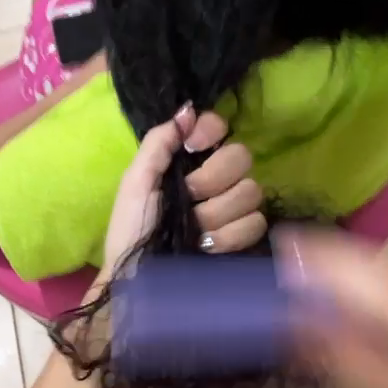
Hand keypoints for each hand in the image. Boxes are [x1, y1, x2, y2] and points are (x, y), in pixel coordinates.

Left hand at [103, 108, 266, 265]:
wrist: (139, 277)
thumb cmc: (132, 227)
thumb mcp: (136, 181)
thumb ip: (158, 142)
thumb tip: (186, 109)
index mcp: (188, 159)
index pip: (218, 126)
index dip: (211, 131)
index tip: (192, 147)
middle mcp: (215, 177)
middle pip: (242, 156)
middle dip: (212, 179)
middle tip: (189, 196)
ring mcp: (232, 207)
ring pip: (251, 191)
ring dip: (216, 212)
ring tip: (194, 227)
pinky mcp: (244, 236)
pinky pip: (256, 223)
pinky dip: (228, 235)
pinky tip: (207, 245)